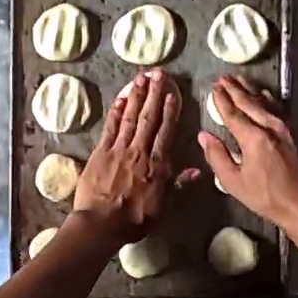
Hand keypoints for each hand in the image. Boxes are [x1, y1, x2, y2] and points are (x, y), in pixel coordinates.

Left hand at [72, 69, 199, 246]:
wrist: (101, 224)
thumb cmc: (134, 219)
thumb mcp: (162, 206)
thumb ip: (178, 185)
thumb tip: (197, 171)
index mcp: (157, 164)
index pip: (166, 131)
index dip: (170, 110)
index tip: (173, 93)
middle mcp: (139, 151)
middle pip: (148, 118)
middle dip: (154, 94)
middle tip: (158, 73)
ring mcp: (118, 150)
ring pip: (130, 117)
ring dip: (136, 96)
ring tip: (141, 78)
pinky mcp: (100, 153)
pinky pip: (110, 127)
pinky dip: (116, 112)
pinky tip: (121, 98)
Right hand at [198, 75, 297, 229]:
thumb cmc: (266, 196)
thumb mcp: (233, 182)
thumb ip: (217, 156)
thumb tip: (204, 136)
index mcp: (253, 138)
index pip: (233, 113)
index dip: (222, 100)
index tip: (214, 89)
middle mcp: (271, 126)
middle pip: (249, 101)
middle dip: (234, 88)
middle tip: (223, 77)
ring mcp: (287, 126)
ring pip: (266, 100)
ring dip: (251, 89)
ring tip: (239, 79)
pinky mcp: (297, 130)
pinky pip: (279, 107)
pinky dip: (268, 97)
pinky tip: (264, 94)